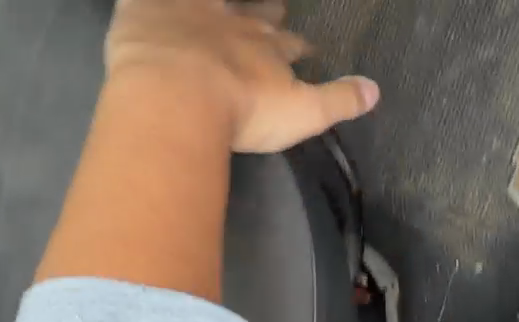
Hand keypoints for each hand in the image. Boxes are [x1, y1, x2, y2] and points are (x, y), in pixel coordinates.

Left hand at [105, 0, 379, 153]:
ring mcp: (186, 13)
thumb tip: (376, 89)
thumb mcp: (304, 112)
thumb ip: (339, 101)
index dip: (297, 48)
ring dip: (219, 5)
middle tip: (273, 9)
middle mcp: (232, 23)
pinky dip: (154, 4)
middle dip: (265, 15)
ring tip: (223, 7)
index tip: (304, 48)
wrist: (177, 96)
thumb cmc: (244, 110)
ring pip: (208, 2)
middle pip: (252, 15)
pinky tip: (153, 4)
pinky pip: (150, 0)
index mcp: (268, 50)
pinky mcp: (143, 11)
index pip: (289, 46)